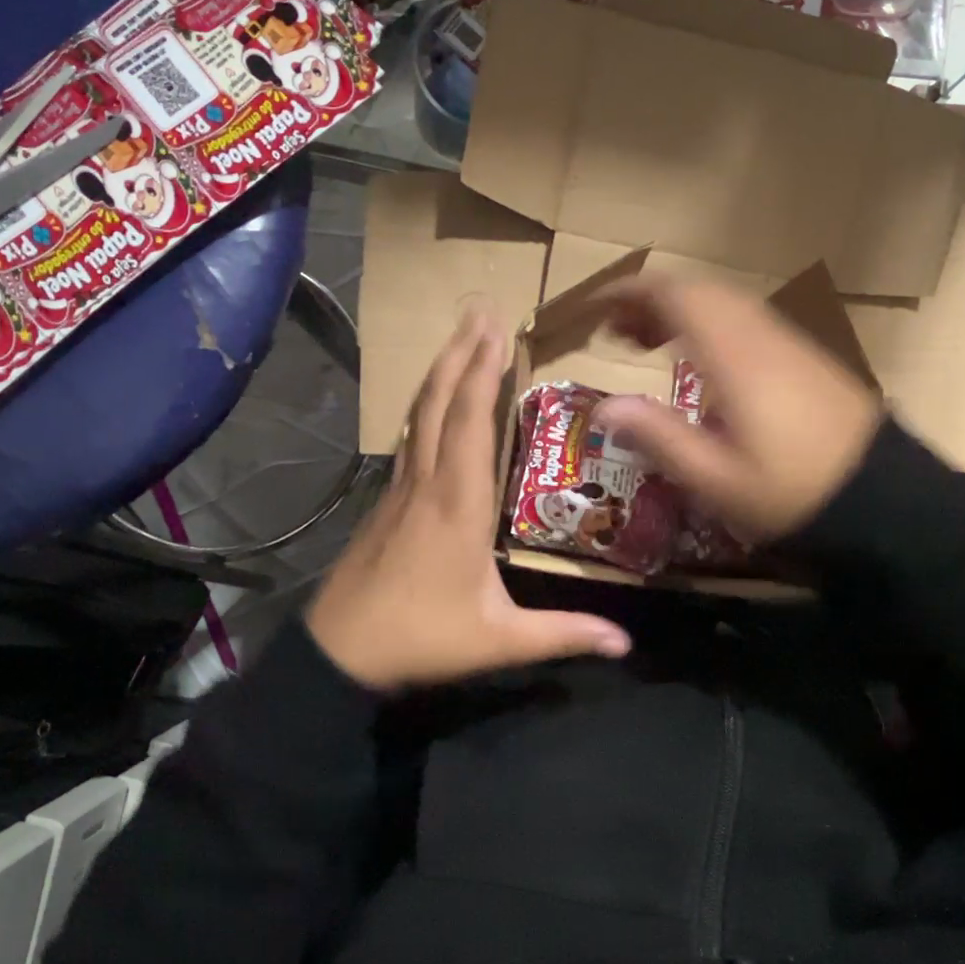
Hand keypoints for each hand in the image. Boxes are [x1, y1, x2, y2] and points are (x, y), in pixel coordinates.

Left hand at [305, 305, 632, 691]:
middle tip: (478, 310)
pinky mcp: (384, 505)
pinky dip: (425, 409)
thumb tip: (625, 644)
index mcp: (458, 505)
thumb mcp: (499, 641)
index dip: (483, 372)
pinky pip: (408, 441)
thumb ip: (563, 634)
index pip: (470, 421)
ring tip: (458, 340)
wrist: (339, 653)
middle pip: (439, 404)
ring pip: (417, 418)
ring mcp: (399, 492)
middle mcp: (426, 485)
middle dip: (460, 354)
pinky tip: (431, 408)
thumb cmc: (421, 639)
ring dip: (439, 375)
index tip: (497, 329)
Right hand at [589, 276, 883, 542]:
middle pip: (699, 291)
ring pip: (725, 303)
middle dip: (650, 301)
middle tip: (615, 334)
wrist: (882, 498)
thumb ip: (659, 437)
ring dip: (680, 312)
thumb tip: (605, 407)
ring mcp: (789, 343)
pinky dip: (709, 326)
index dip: (629, 292)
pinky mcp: (806, 359)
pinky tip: (701, 365)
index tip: (594, 308)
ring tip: (647, 345)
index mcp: (735, 356)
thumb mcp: (716, 479)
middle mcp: (762, 336)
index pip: (676, 296)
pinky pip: (746, 322)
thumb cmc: (791, 493)